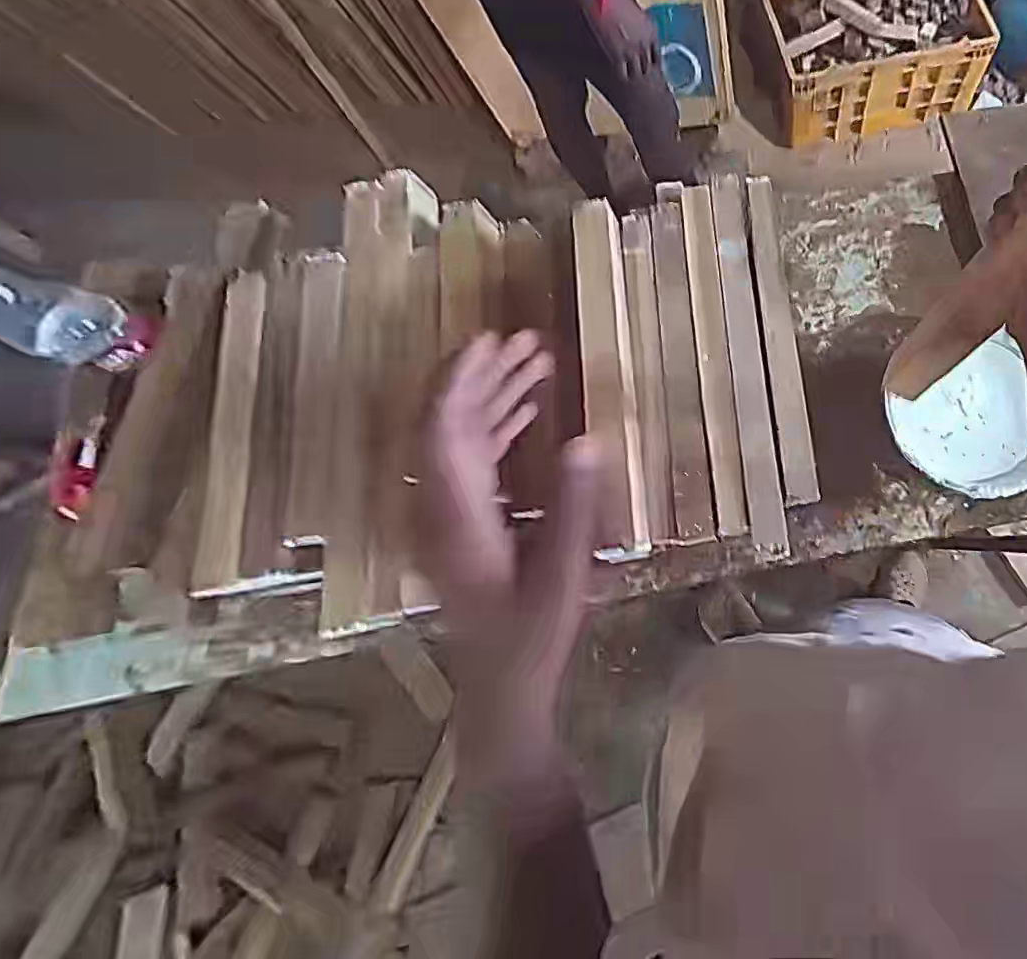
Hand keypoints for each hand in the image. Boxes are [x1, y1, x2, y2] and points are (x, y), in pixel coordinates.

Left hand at [416, 332, 602, 777]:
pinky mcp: (465, 524)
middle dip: (483, 377)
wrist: (501, 685)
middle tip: (525, 342)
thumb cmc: (531, 636)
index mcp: (455, 517)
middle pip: (447, 424)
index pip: (442, 431)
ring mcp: (449, 515)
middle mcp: (440, 507)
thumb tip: (586, 440)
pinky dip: (498, 429)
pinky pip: (474, 461)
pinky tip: (528, 412)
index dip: (460, 380)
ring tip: (534, 364)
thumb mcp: (562, 574)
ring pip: (461, 439)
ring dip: (493, 398)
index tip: (489, 341)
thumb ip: (572, 508)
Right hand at [587, 0, 660, 82]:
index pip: (657, 57)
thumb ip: (641, 30)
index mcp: (653, 32)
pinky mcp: (619, 56)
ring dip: (632, 74)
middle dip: (642, 70)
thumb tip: (640, 40)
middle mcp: (646, 44)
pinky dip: (622, 75)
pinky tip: (618, 73)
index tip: (647, 68)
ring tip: (628, 76)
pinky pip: (624, 74)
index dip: (651, 64)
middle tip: (636, 74)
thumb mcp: (636, 15)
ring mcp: (633, 52)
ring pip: (637, 73)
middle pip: (648, 68)